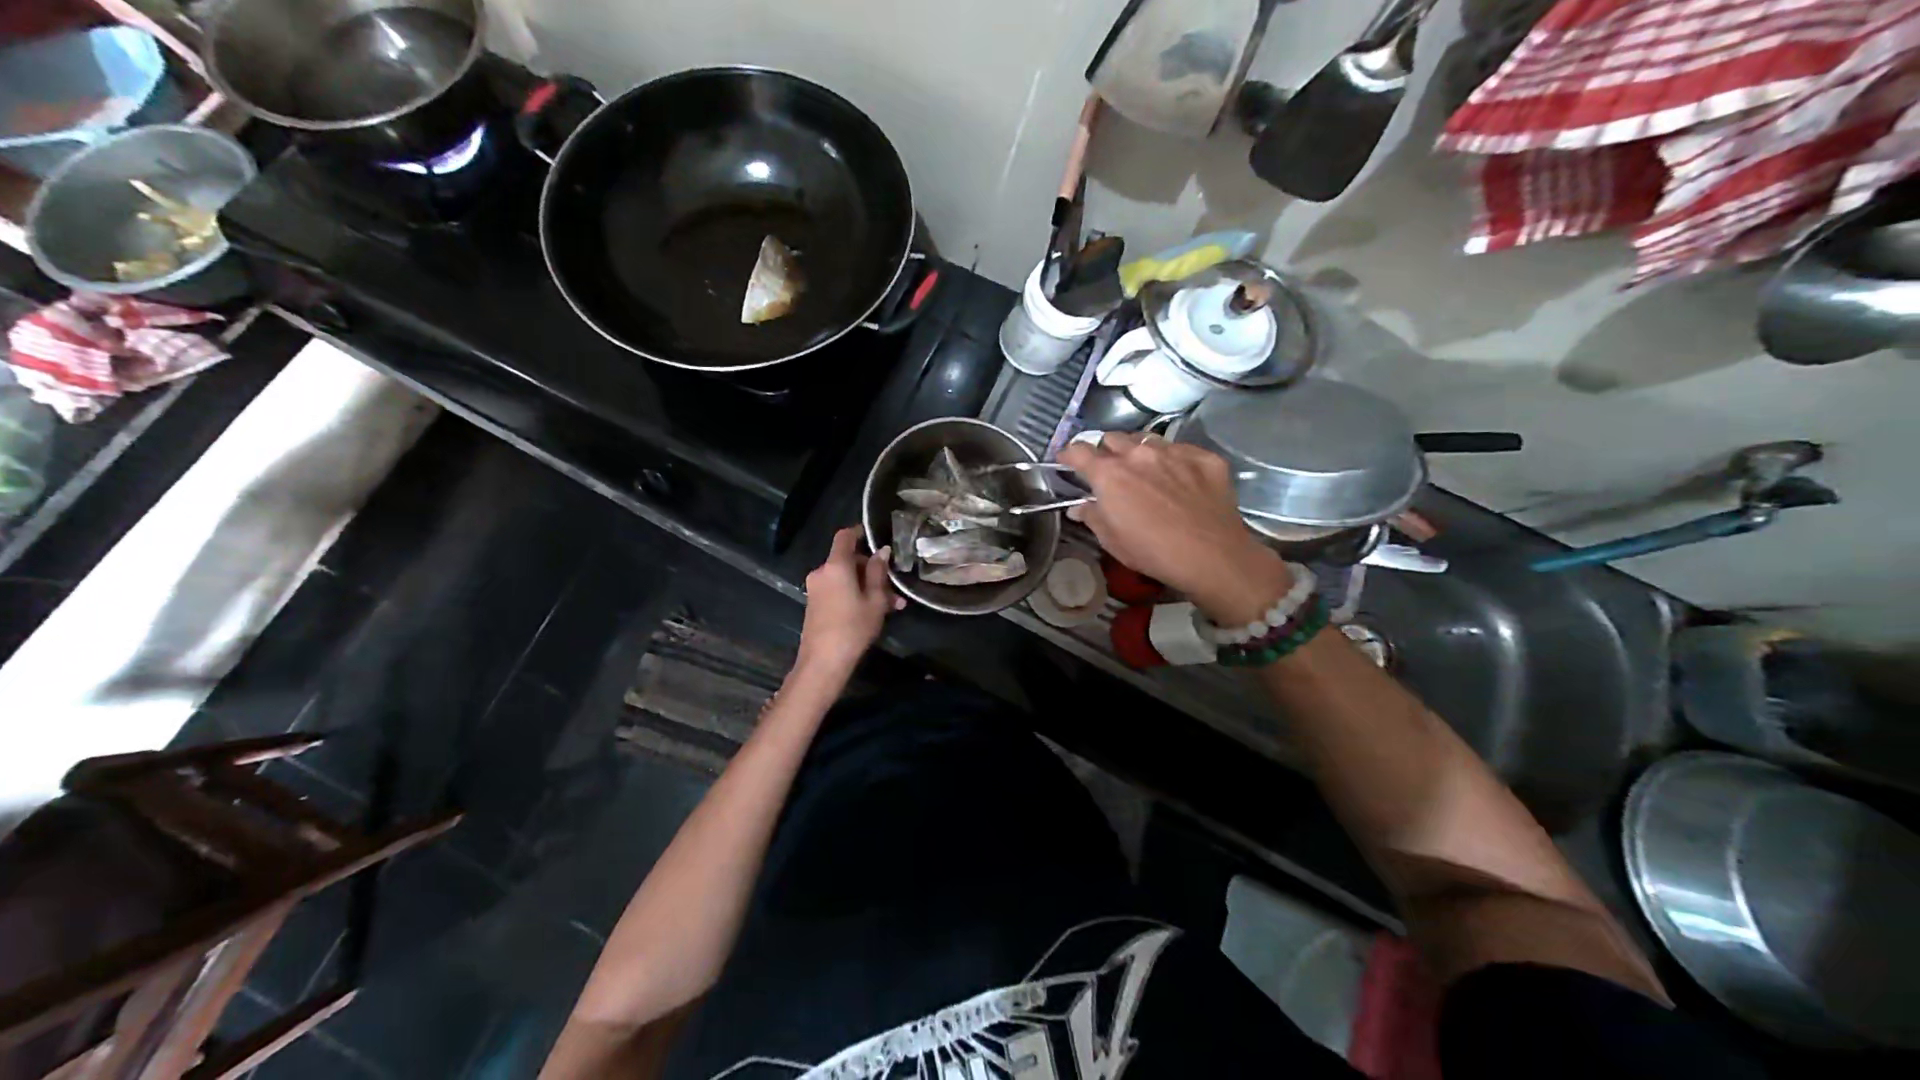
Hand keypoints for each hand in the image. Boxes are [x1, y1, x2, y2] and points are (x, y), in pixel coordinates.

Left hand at [798, 527, 902, 671]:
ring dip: (867, 586)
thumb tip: (882, 551)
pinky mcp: (815, 604)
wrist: (823, 662)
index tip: (877, 536)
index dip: (860, 532)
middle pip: (848, 560)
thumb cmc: (853, 627)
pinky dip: (854, 594)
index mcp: (836, 565)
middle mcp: (822, 572)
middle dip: (872, 570)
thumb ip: (878, 573)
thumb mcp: (875, 600)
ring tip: (891, 605)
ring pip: (845, 578)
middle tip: (894, 587)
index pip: (845, 536)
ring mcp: (816, 588)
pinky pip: (838, 590)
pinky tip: (874, 611)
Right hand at [1057, 433, 1290, 624]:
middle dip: (1107, 451)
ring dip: (1140, 451)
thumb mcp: (1112, 541)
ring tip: (1146, 472)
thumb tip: (1081, 507)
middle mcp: (1139, 454)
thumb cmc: (1152, 552)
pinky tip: (1180, 480)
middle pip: (1113, 439)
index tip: (1067, 461)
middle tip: (1111, 471)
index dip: (1069, 454)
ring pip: (1148, 439)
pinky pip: (1182, 450)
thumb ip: (1093, 516)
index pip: (1079, 451)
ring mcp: (1174, 452)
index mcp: (1110, 474)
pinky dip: (1174, 461)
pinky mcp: (1204, 458)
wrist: (1211, 555)